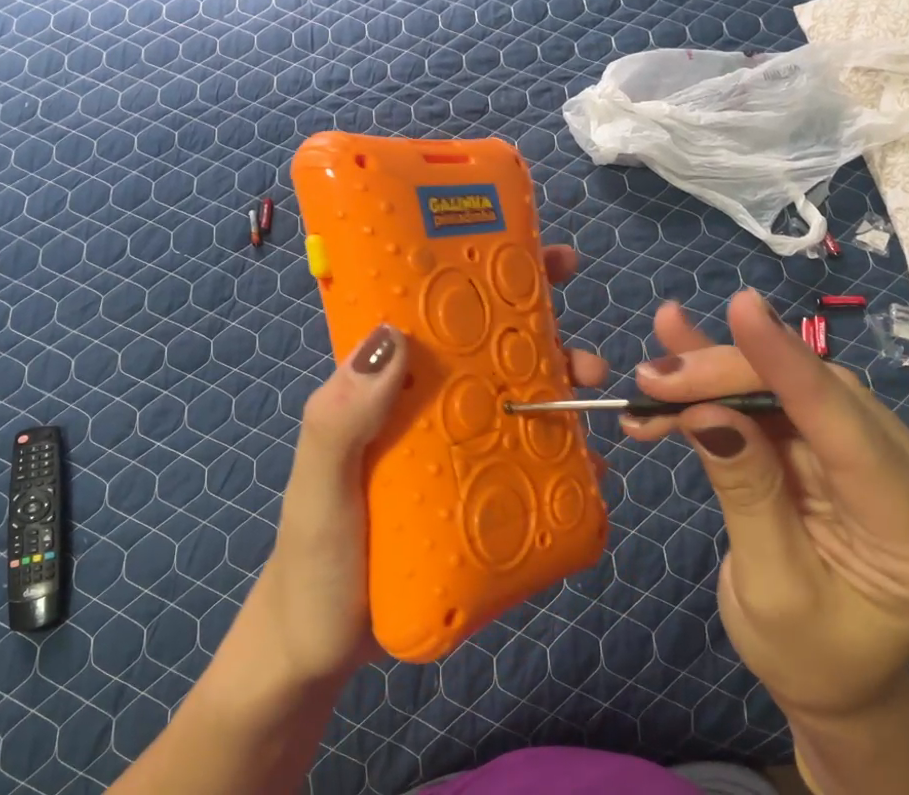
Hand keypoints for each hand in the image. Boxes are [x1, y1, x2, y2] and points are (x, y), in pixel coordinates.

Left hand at [240, 245, 605, 684]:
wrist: (319, 649)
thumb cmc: (315, 563)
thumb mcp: (319, 486)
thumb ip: (341, 417)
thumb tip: (394, 333)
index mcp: (382, 388)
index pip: (433, 311)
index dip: (484, 275)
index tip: (545, 258)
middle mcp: (420, 407)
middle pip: (489, 352)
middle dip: (545, 338)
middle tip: (586, 358)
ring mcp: (449, 452)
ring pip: (514, 403)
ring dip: (560, 395)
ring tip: (594, 407)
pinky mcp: (470, 497)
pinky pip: (524, 463)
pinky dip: (562, 458)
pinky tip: (593, 469)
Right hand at [626, 291, 908, 719]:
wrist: (837, 683)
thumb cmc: (807, 657)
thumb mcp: (770, 587)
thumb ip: (747, 494)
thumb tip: (704, 411)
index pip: (852, 436)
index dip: (790, 367)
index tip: (743, 308)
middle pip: (824, 403)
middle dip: (731, 379)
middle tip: (653, 377)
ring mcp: (897, 467)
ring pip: (802, 395)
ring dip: (722, 381)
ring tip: (654, 372)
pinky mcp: (859, 454)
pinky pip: (793, 407)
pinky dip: (735, 390)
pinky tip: (685, 357)